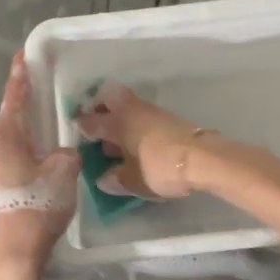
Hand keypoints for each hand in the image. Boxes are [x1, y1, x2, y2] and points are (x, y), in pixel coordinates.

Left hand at [0, 54, 80, 269]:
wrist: (15, 250)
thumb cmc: (38, 205)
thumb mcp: (64, 172)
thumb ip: (66, 152)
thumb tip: (62, 152)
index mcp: (5, 134)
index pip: (15, 96)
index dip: (21, 74)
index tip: (22, 55)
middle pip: (13, 118)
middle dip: (30, 107)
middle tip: (48, 94)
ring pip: (12, 139)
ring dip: (29, 134)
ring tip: (51, 131)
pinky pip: (11, 156)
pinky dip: (26, 152)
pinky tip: (42, 159)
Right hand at [75, 82, 206, 198]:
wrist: (203, 159)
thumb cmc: (160, 167)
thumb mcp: (133, 180)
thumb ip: (116, 179)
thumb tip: (104, 179)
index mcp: (117, 123)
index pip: (92, 121)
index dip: (82, 125)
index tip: (75, 128)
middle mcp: (132, 112)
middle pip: (111, 99)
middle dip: (100, 106)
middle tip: (95, 121)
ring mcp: (153, 113)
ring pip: (129, 108)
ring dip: (120, 119)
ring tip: (116, 141)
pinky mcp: (170, 120)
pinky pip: (144, 118)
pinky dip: (136, 127)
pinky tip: (137, 143)